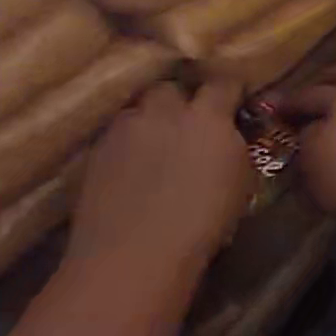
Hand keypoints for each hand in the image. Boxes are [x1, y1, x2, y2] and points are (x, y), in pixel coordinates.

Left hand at [65, 80, 251, 290]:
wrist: (137, 252)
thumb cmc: (206, 216)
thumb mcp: (242, 175)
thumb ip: (235, 144)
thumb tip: (231, 133)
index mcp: (207, 116)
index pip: (223, 83)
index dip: (231, 89)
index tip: (238, 100)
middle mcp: (162, 114)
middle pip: (170, 88)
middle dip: (182, 98)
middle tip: (193, 119)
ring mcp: (123, 133)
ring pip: (137, 111)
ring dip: (151, 119)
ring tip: (160, 141)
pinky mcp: (94, 156)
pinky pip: (117, 136)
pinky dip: (130, 144)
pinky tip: (137, 166)